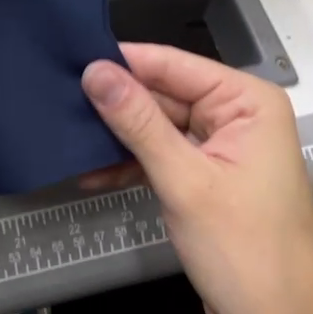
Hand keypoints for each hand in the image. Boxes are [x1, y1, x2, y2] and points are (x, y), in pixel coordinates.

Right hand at [81, 44, 312, 313]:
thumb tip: (96, 71)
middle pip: (164, 93)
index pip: (174, 64)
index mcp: (248, 101)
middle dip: (117, 104)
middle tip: (63, 100)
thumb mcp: (185, 182)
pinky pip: (163, 154)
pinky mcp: (209, 177)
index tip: (73, 59)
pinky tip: (94, 172)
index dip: (124, 62)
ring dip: (119, 138)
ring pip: (158, 125)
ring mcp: (223, 147)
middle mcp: (238, 115)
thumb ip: (138, 123)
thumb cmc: (250, 254)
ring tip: (71, 137)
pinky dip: (132, 164)